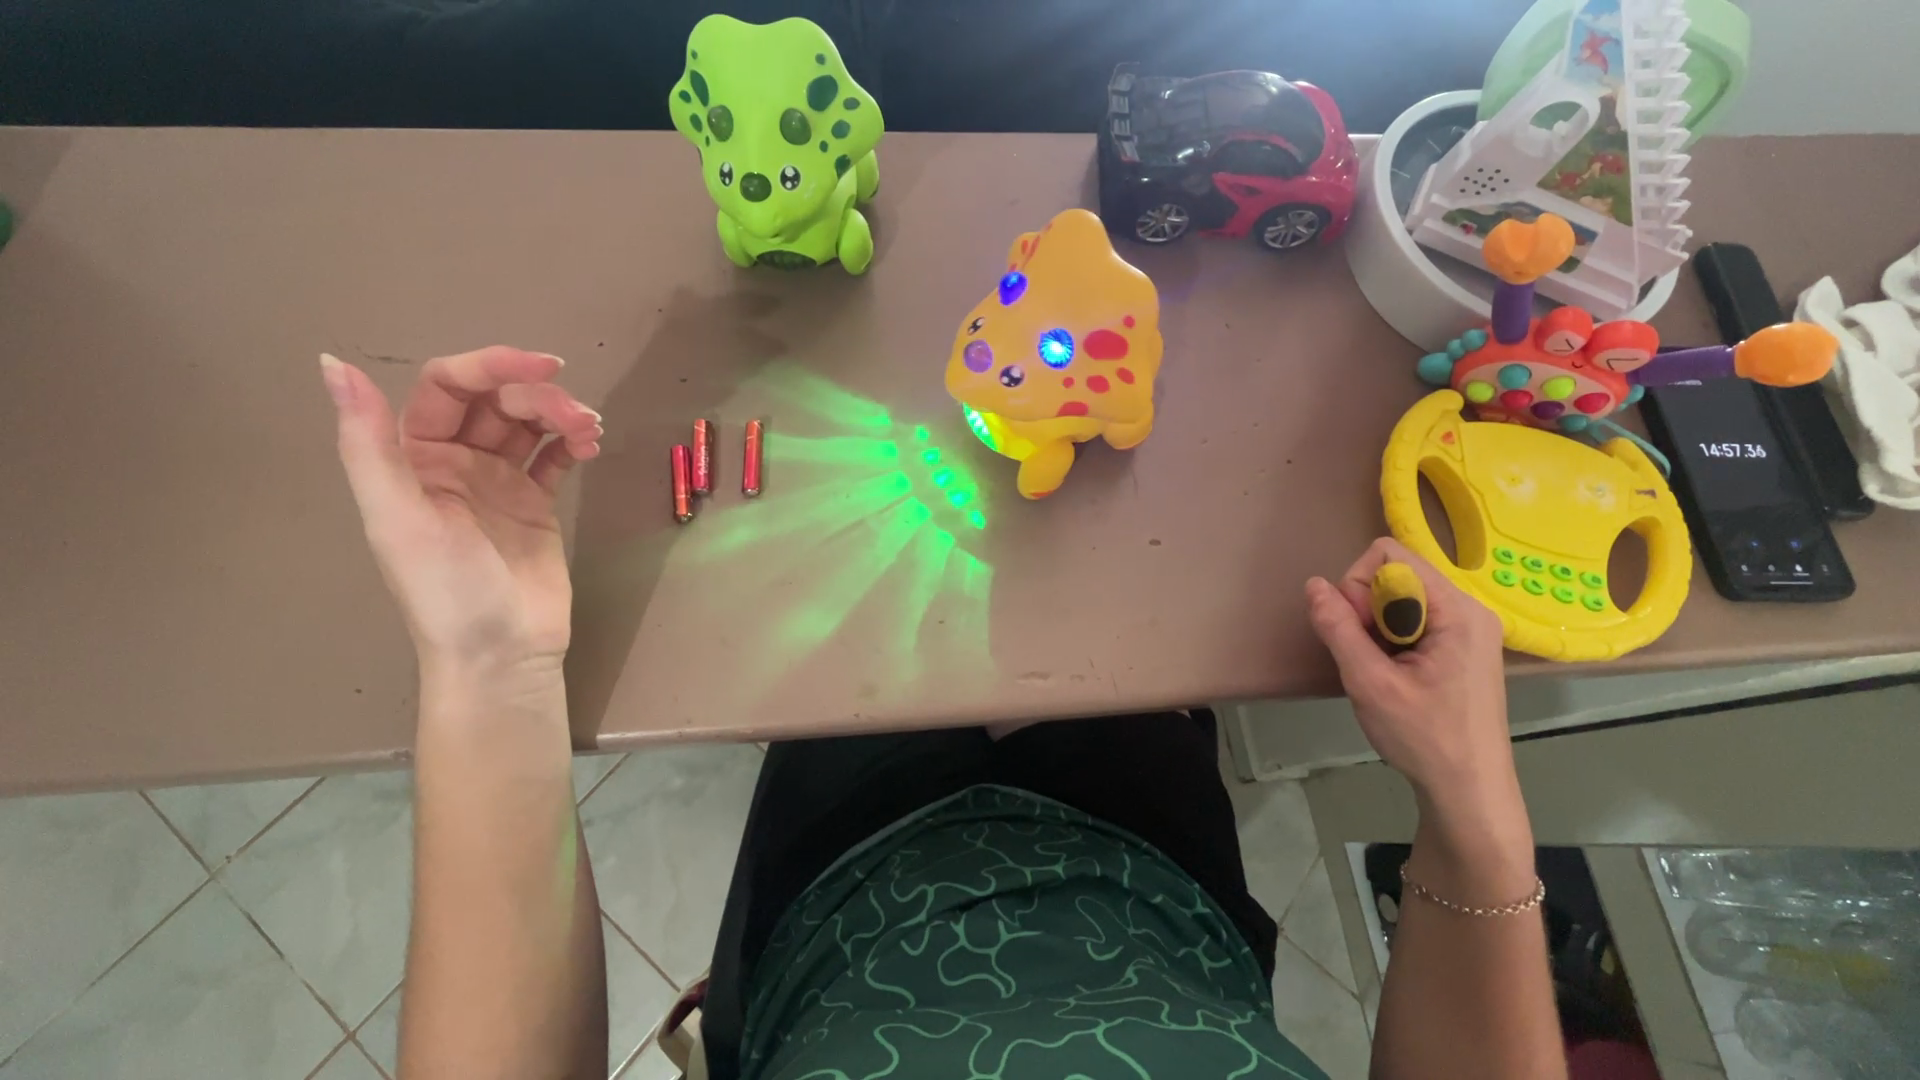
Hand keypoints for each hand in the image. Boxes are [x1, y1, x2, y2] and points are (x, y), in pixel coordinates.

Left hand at [320, 347, 602, 674]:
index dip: (491, 366)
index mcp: (412, 458)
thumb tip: (329, 361)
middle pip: (496, 401)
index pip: (448, 387)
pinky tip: (591, 447)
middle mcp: (453, 461)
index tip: (543, 367)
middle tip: (577, 414)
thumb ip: (366, 444)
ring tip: (591, 431)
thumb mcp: (397, 518)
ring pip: (529, 424)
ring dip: (562, 415)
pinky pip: (554, 456)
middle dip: (538, 396)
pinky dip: (573, 444)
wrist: (501, 653)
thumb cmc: (445, 590)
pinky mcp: (536, 502)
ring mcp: (498, 482)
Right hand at [1305, 539, 1515, 812]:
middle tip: (1366, 657)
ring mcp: (1469, 629)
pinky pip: (1414, 619)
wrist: (1469, 791)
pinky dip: (1391, 638)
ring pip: (1401, 598)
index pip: (1390, 556)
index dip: (1358, 585)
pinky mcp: (1463, 647)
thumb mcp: (1370, 683)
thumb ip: (1339, 628)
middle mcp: (1469, 609)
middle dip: (1366, 607)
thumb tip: (1313, 585)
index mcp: (1458, 610)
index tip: (1358, 632)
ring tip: (1380, 670)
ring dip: (1376, 627)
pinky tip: (1392, 674)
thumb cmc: (1423, 738)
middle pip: (1396, 574)